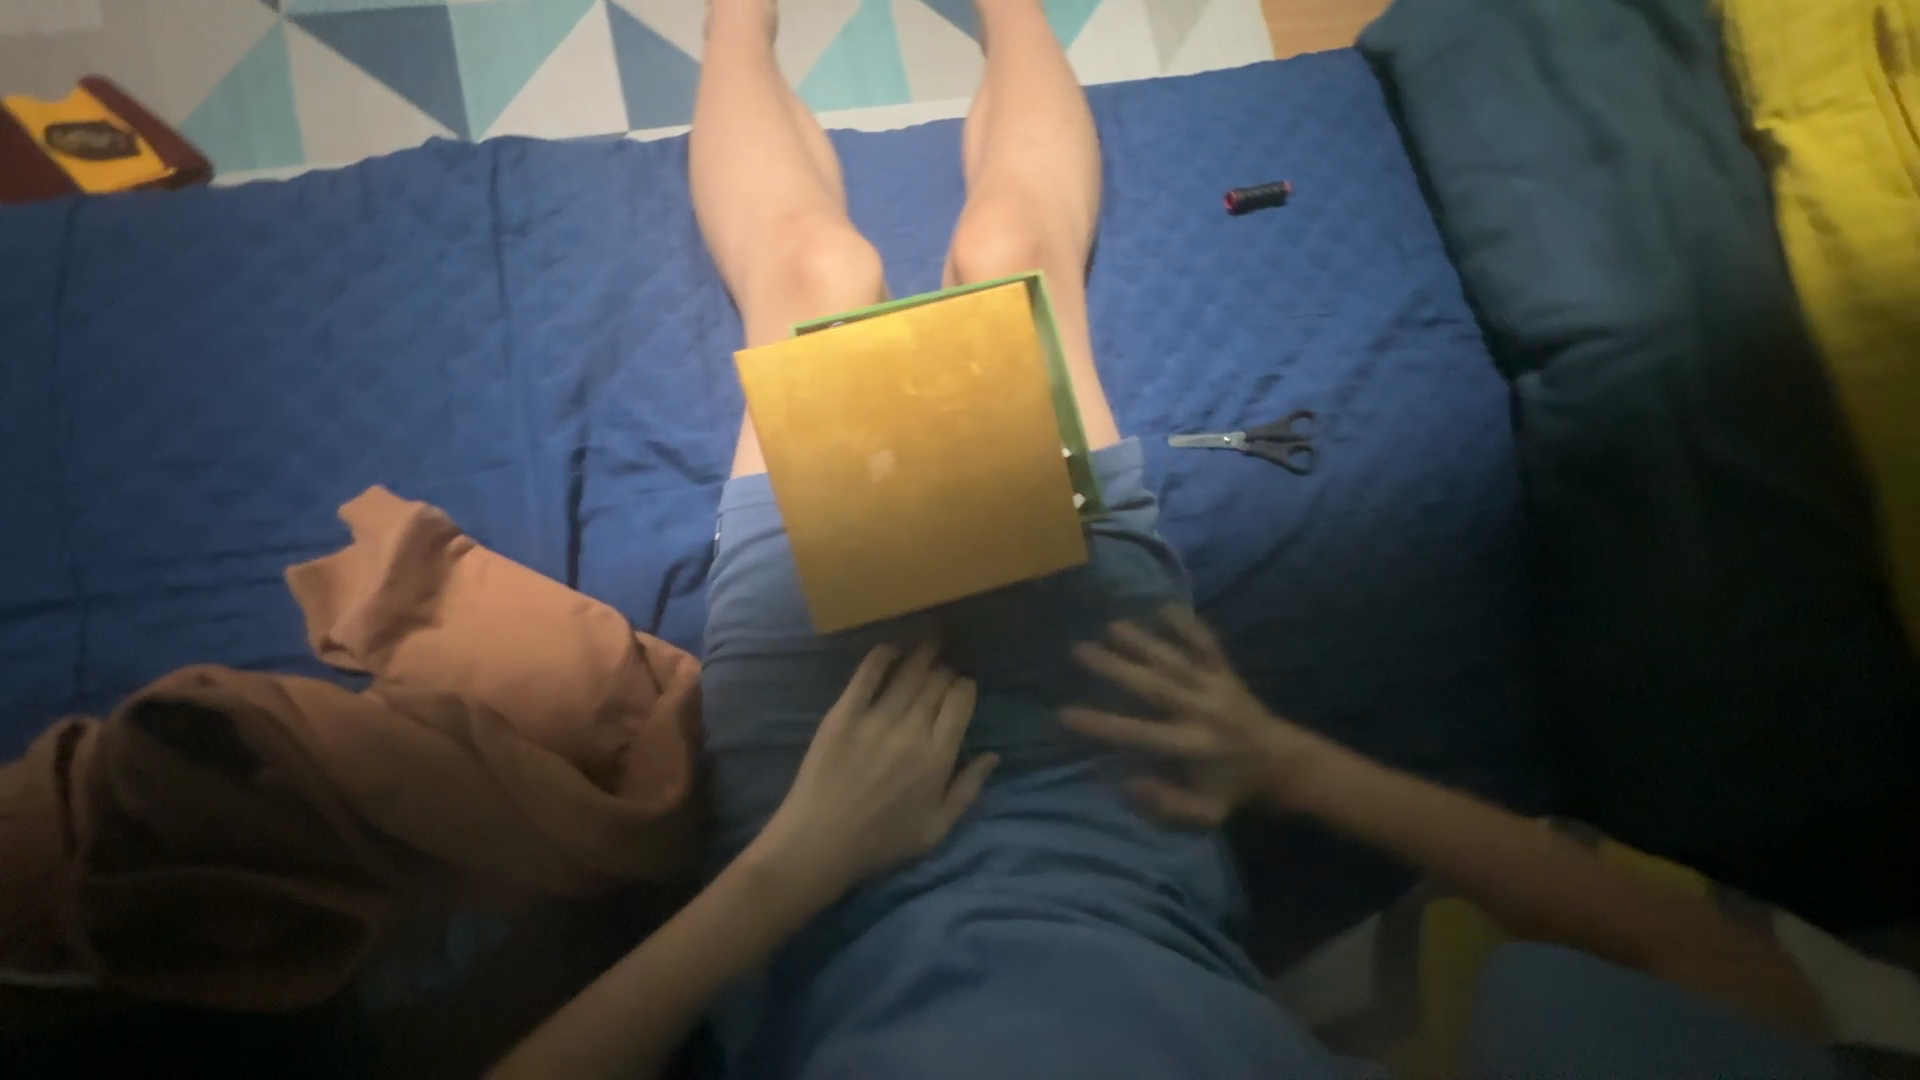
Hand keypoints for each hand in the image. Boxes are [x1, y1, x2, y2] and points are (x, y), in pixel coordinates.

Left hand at [755, 643, 998, 896]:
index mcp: (937, 758)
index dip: (965, 687)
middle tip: (944, 665)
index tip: (963, 685)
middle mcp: (911, 731)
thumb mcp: (936, 829)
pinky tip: (891, 647)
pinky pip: (866, 675)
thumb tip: (993, 755)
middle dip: (945, 670)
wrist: (818, 844)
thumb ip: (968, 790)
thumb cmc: (881, 843)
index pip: (961, 702)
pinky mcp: (843, 714)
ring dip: (922, 653)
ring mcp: (875, 720)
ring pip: (908, 673)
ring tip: (930, 640)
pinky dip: (882, 656)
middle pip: (936, 683)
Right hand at [1062, 606, 1324, 825]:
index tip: (1064, 713)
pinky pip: (1208, 645)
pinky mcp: (1227, 672)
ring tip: (1112, 626)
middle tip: (1079, 650)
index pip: (1138, 734)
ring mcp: (1216, 687)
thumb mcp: (1206, 813)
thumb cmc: (1233, 789)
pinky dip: (1190, 625)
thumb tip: (1126, 782)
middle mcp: (1202, 712)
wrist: (1285, 763)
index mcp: (1192, 747)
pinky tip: (1166, 607)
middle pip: (1154, 687)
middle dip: (1116, 668)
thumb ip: (1166, 802)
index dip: (1102, 724)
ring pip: (1176, 660)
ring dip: (1144, 642)